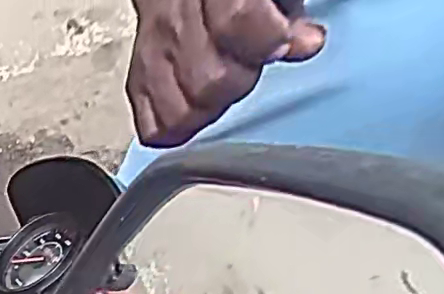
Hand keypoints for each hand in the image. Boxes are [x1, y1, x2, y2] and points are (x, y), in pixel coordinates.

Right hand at [127, 0, 325, 147]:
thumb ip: (288, 10)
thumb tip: (306, 45)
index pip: (236, 19)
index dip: (266, 40)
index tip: (280, 45)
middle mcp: (174, 21)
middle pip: (208, 81)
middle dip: (239, 83)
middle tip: (247, 70)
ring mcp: (151, 58)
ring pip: (180, 114)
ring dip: (209, 112)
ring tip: (221, 93)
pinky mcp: (137, 83)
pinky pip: (153, 128)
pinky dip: (176, 131)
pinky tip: (195, 112)